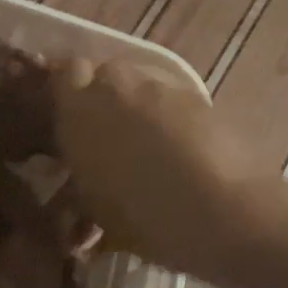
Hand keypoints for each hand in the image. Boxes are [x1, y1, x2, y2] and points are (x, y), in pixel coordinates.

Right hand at [54, 59, 262, 273]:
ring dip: (141, 112)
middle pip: (107, 75)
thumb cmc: (142, 215)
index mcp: (81, 108)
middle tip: (105, 137)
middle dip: (104, 99)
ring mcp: (166, 90)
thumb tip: (75, 195)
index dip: (67, 91)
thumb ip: (79, 189)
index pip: (64, 72)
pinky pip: (176, 105)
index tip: (67, 118)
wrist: (223, 213)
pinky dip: (173, 123)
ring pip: (144, 89)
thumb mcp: (95, 211)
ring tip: (148, 153)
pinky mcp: (204, 100)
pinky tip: (181, 159)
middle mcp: (120, 86)